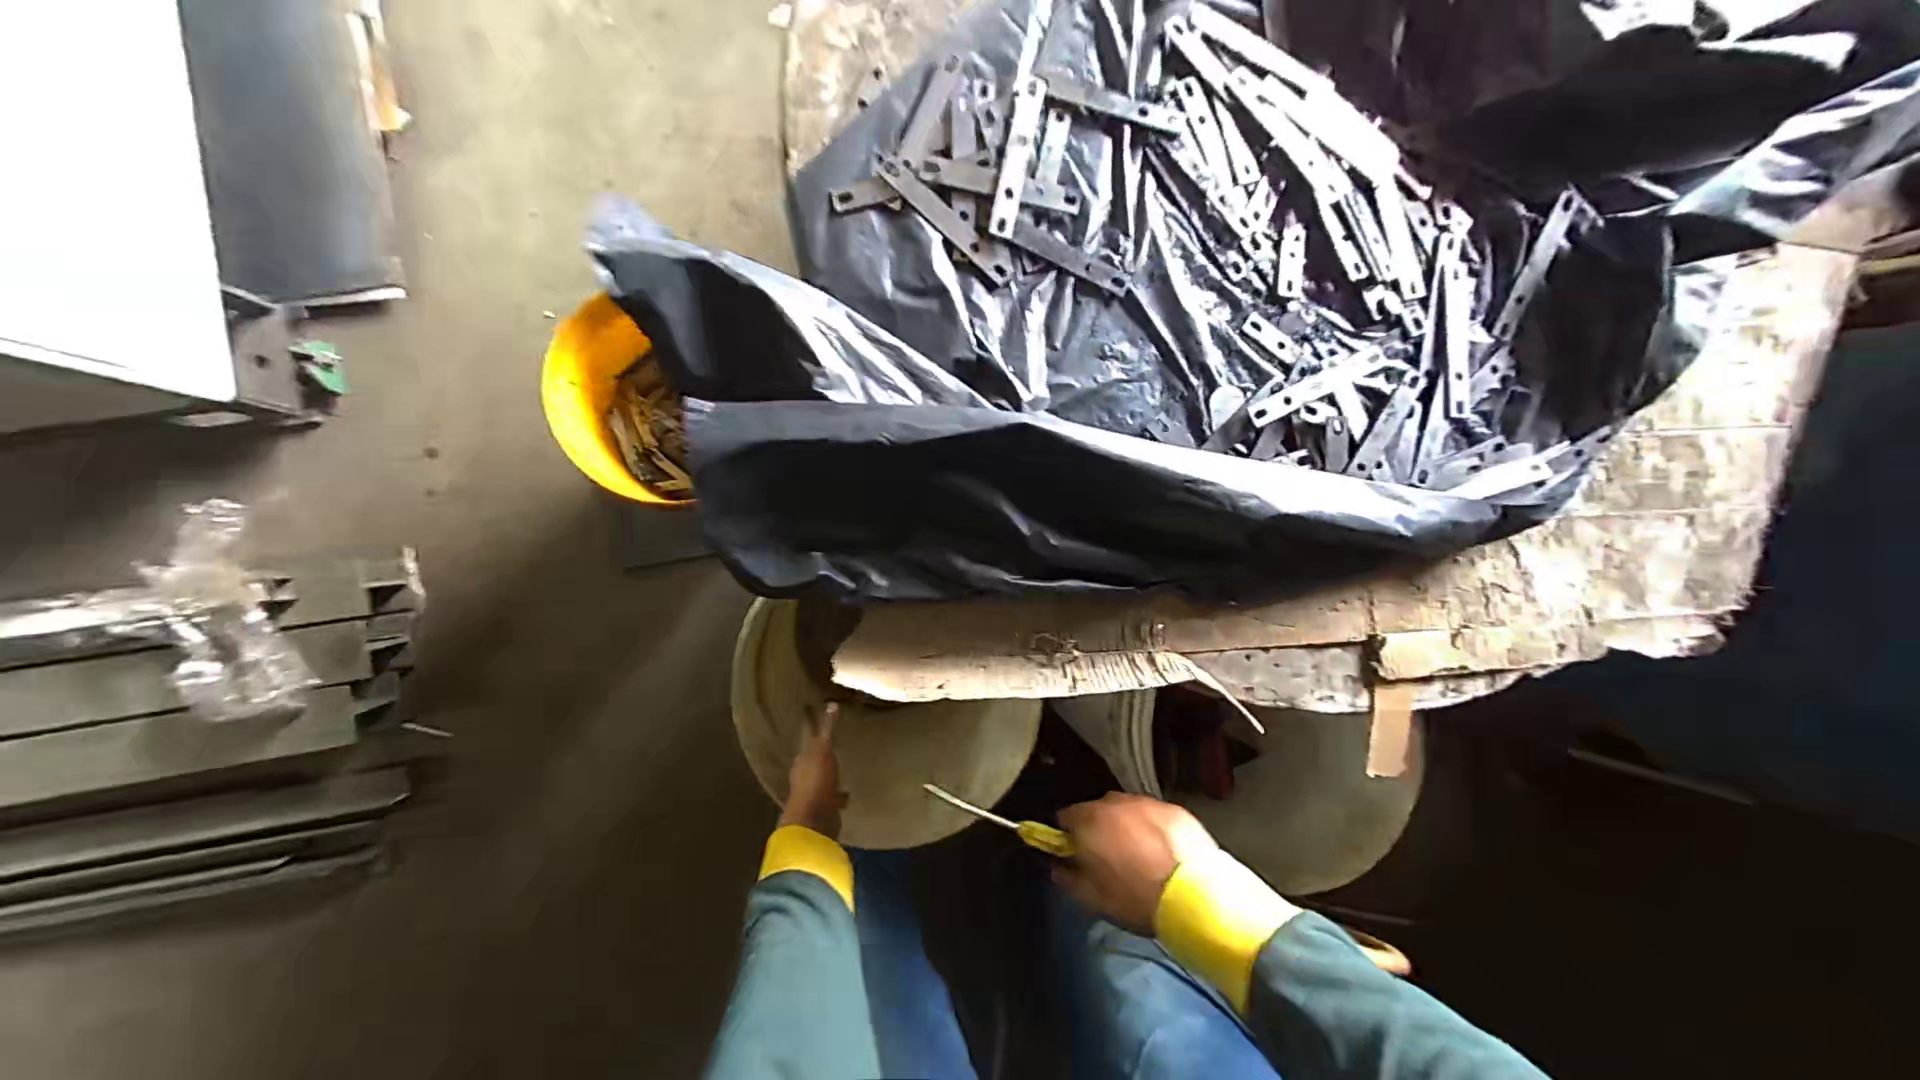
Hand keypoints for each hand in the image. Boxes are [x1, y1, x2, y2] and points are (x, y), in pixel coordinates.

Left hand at [780, 702, 847, 837]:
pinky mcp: (824, 807)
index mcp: (802, 758)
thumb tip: (831, 703)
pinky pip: (833, 796)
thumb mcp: (823, 751)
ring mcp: (814, 791)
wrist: (814, 822)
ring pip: (822, 776)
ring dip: (829, 771)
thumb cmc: (817, 781)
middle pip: (812, 755)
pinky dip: (839, 793)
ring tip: (840, 765)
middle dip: (819, 747)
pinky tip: (848, 793)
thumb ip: (827, 729)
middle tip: (828, 737)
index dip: (809, 722)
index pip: (807, 734)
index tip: (809, 709)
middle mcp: (804, 773)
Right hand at [1052, 793, 1219, 933]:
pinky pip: (1154, 814)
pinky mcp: (1175, 810)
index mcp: (1090, 821)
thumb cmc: (1137, 900)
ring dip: (1126, 824)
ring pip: (1127, 809)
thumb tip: (1058, 869)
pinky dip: (1153, 826)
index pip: (1067, 816)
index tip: (1075, 850)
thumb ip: (1069, 879)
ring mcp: (1147, 803)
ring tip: (1139, 852)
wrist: (1196, 898)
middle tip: (1108, 854)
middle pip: (1097, 809)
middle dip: (1098, 827)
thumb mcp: (1095, 899)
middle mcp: (1115, 803)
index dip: (1069, 834)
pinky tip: (1163, 849)